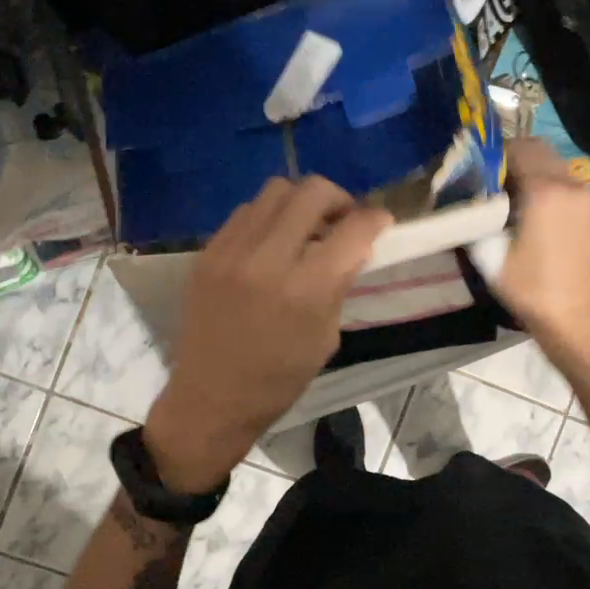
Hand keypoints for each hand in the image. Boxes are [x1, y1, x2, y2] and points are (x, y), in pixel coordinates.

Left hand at [144, 177, 391, 491]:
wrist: (213, 398)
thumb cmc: (280, 379)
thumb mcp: (326, 337)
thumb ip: (339, 285)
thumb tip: (351, 248)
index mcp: (307, 289)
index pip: (353, 229)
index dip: (376, 219)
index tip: (381, 222)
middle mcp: (269, 259)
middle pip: (313, 192)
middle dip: (339, 200)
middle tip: (343, 221)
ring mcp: (232, 251)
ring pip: (276, 190)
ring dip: (301, 202)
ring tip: (306, 228)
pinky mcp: (208, 252)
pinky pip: (246, 212)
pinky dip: (269, 217)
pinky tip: (274, 242)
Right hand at [494, 139, 589, 349]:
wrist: (568, 315)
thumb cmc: (527, 288)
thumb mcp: (489, 253)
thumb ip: (477, 216)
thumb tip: (467, 195)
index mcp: (544, 192)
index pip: (516, 149)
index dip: (493, 154)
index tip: (476, 169)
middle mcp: (568, 184)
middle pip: (537, 148)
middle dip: (512, 156)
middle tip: (490, 177)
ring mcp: (584, 194)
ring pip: (552, 161)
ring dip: (529, 167)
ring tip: (508, 192)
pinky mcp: (589, 207)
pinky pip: (563, 178)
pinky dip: (545, 179)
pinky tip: (528, 203)